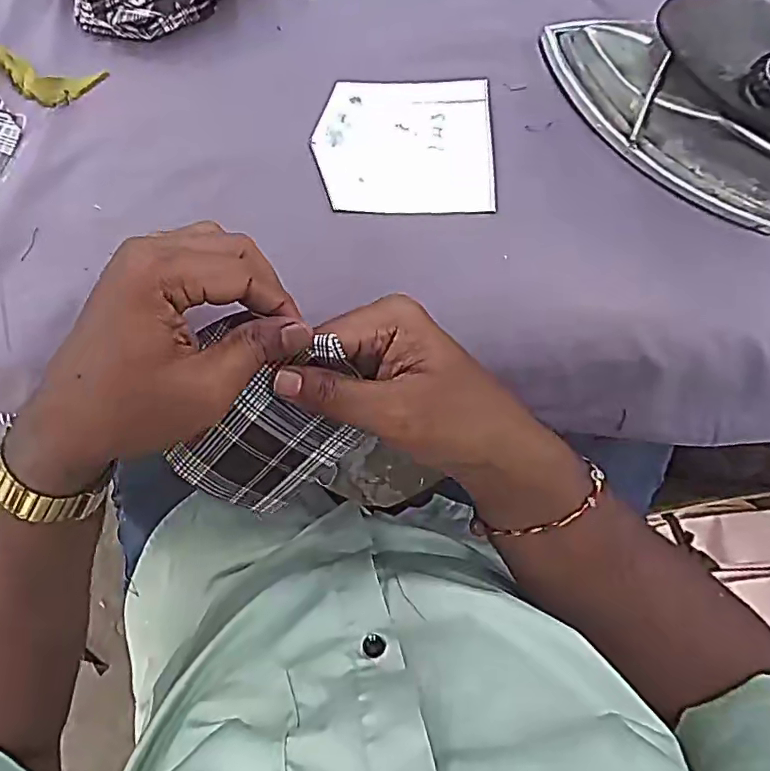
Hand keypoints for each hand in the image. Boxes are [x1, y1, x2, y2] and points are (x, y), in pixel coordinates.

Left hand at [3, 223, 312, 495]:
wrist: (65, 428)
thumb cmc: (130, 413)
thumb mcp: (206, 389)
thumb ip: (256, 349)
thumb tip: (297, 329)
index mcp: (158, 272)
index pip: (241, 269)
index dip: (278, 301)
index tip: (297, 336)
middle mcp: (145, 250)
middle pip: (230, 246)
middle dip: (265, 285)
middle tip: (283, 328)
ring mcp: (135, 259)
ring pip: (213, 244)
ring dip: (244, 276)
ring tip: (261, 318)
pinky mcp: (132, 273)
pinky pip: (190, 256)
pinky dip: (219, 276)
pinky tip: (229, 307)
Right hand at [272, 295, 591, 530]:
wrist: (502, 455)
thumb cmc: (458, 426)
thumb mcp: (390, 411)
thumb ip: (332, 395)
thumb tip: (278, 380)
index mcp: (392, 314)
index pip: (324, 335)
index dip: (296, 366)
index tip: (267, 395)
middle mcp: (388, 320)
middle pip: (327, 349)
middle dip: (308, 380)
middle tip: (279, 413)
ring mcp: (389, 344)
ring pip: (335, 367)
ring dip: (321, 393)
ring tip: (297, 419)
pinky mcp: (390, 369)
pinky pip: (350, 380)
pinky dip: (338, 399)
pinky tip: (324, 418)